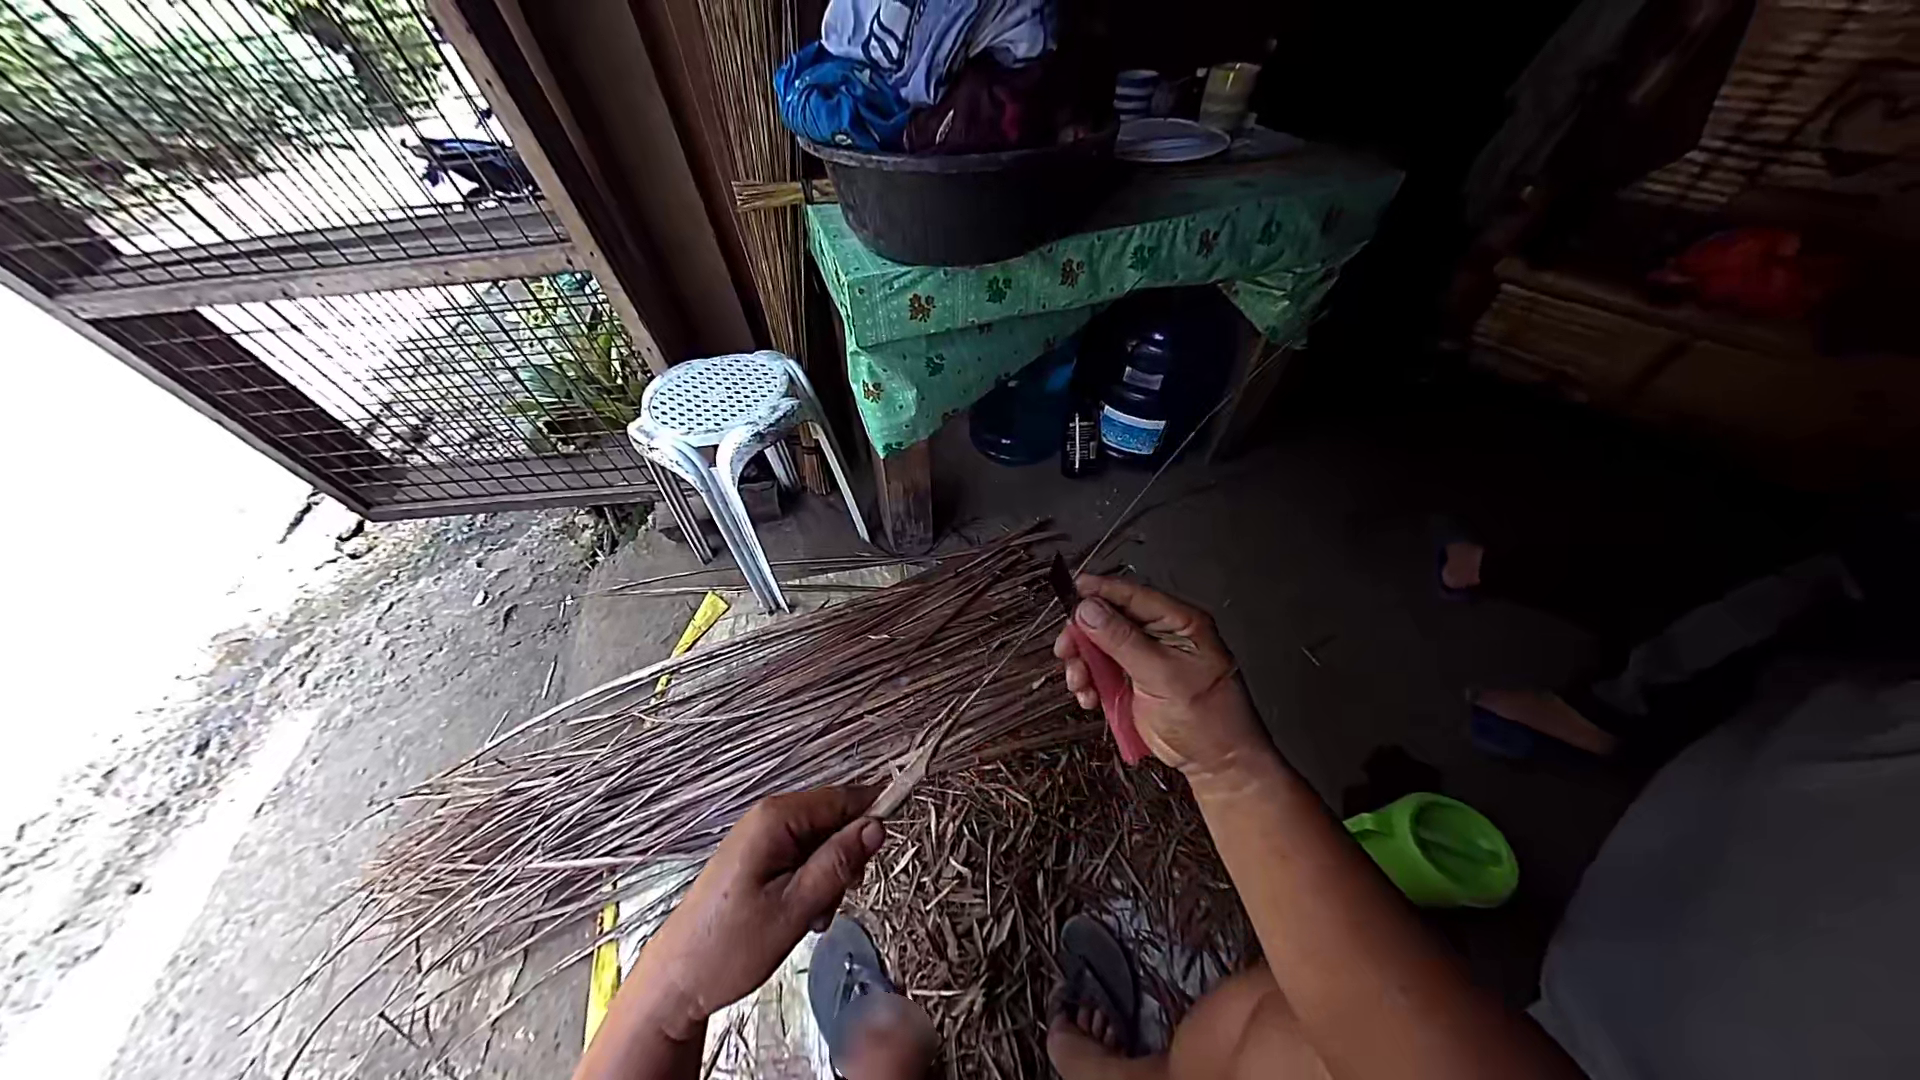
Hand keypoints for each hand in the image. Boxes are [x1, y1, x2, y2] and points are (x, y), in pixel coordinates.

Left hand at [627, 787, 885, 1040]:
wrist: (675, 983)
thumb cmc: (730, 947)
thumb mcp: (795, 907)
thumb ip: (838, 863)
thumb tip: (877, 824)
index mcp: (776, 818)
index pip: (842, 797)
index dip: (872, 813)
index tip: (890, 843)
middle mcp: (769, 817)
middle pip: (832, 818)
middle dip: (847, 855)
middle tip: (841, 897)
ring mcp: (762, 836)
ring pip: (821, 840)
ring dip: (831, 873)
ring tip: (817, 914)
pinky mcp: (759, 856)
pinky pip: (802, 855)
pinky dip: (813, 880)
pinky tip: (804, 912)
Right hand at [1052, 574, 1268, 780]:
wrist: (1216, 764)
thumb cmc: (1211, 719)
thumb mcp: (1163, 675)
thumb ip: (1123, 641)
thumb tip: (1090, 610)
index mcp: (1179, 623)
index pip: (1133, 595)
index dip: (1101, 591)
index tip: (1074, 591)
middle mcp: (1159, 635)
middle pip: (1108, 619)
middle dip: (1083, 634)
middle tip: (1068, 649)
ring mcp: (1143, 659)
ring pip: (1098, 646)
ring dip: (1082, 662)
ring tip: (1080, 682)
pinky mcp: (1130, 681)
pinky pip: (1098, 671)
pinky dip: (1088, 682)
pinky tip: (1089, 696)